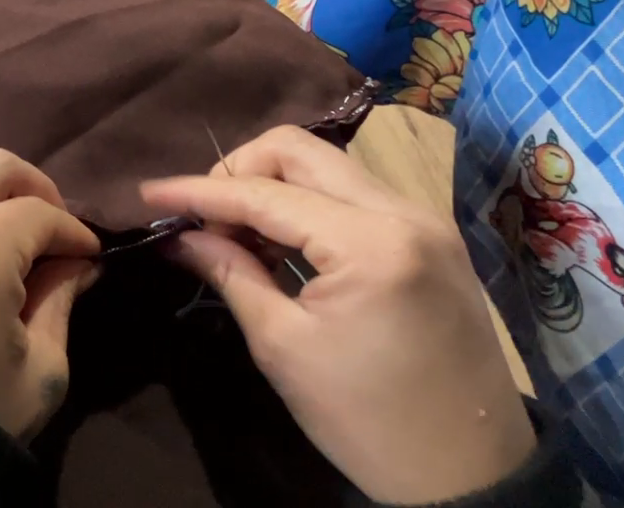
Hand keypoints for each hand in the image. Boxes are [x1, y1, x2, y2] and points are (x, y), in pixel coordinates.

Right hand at [141, 127, 534, 504]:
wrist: (476, 480)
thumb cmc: (367, 421)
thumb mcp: (281, 345)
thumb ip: (229, 271)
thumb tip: (180, 235)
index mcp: (370, 245)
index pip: (262, 193)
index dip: (197, 191)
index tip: (148, 194)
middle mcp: (403, 213)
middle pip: (296, 149)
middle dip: (237, 171)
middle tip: (205, 216)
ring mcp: (423, 221)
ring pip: (323, 164)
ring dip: (270, 184)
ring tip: (238, 234)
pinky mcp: (430, 237)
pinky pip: (349, 190)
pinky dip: (304, 202)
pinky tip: (281, 242)